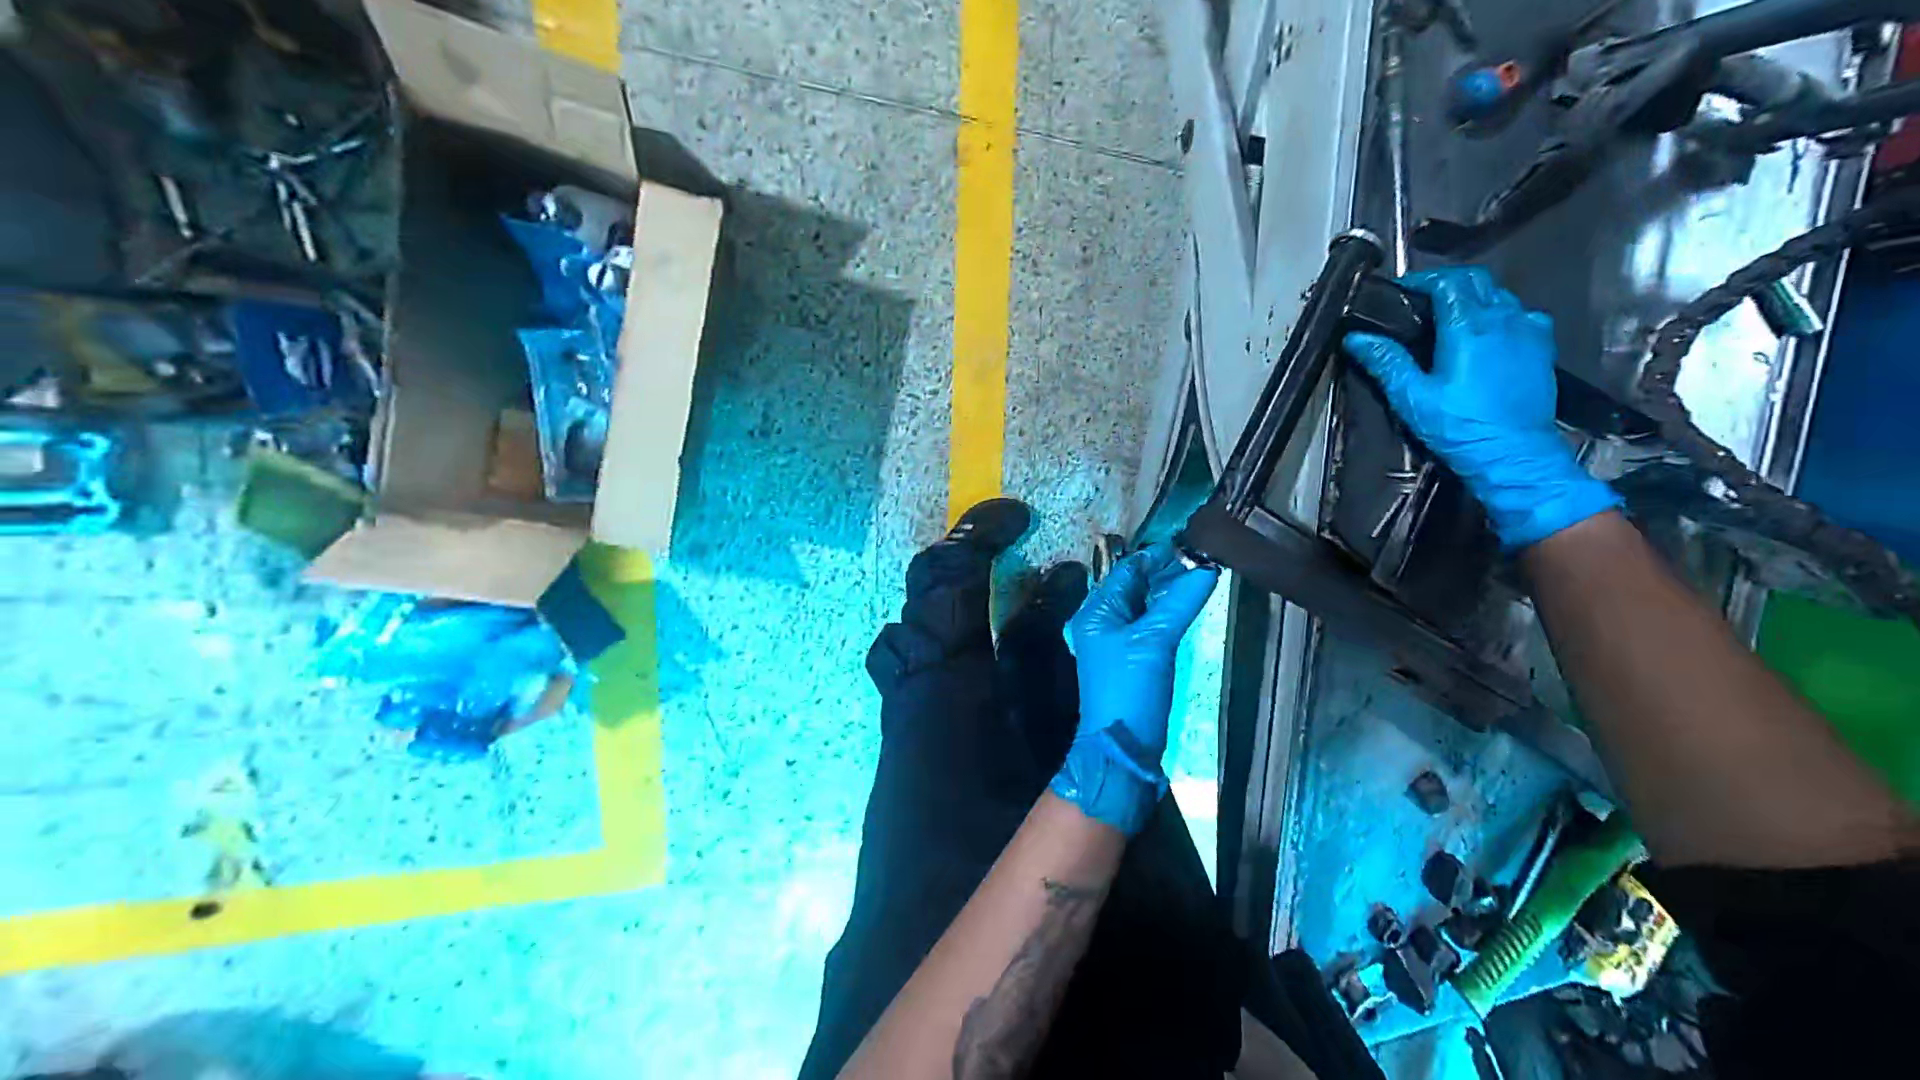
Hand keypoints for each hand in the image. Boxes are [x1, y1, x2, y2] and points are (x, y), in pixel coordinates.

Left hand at [1050, 543, 1218, 835]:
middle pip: (1134, 588)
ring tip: (1201, 580)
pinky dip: (1167, 616)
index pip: (1125, 571)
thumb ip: (1177, 603)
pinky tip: (1188, 611)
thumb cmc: (1129, 690)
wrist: (1121, 747)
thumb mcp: (1153, 642)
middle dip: (1164, 574)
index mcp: (1094, 612)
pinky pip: (1148, 628)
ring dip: (1167, 594)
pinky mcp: (1131, 661)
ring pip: (1143, 607)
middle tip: (1203, 562)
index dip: (1155, 557)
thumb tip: (1206, 569)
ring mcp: (1115, 643)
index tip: (1190, 546)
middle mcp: (1100, 623)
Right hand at [1342, 266, 1620, 548]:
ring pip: (1499, 296)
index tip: (1400, 290)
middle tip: (1418, 300)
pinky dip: (1496, 314)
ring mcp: (1529, 331)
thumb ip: (1386, 362)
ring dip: (1471, 297)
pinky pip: (1519, 315)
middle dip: (1446, 284)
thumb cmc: (1459, 427)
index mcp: (1469, 326)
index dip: (1421, 280)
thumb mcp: (1412, 397)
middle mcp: (1505, 319)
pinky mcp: (1542, 348)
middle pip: (1477, 282)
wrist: (1515, 455)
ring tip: (1445, 317)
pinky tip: (1482, 335)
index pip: (1448, 282)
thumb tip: (1357, 338)